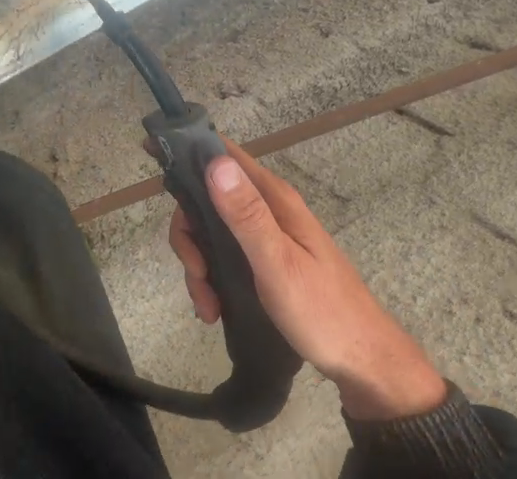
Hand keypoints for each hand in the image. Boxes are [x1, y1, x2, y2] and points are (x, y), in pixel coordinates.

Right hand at [169, 142, 447, 420]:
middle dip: (190, 236)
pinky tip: (214, 308)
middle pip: (207, 199)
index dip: (186, 149)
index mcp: (274, 199)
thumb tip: (214, 161)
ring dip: (199, 266)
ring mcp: (267, 235)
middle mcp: (269, 209)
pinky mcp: (266, 261)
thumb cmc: (323, 313)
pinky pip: (224, 257)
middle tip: (195, 273)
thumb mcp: (277, 264)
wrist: (366, 366)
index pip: (223, 154)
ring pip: (211, 232)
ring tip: (207, 304)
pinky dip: (212, 280)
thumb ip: (245, 214)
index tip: (150, 150)